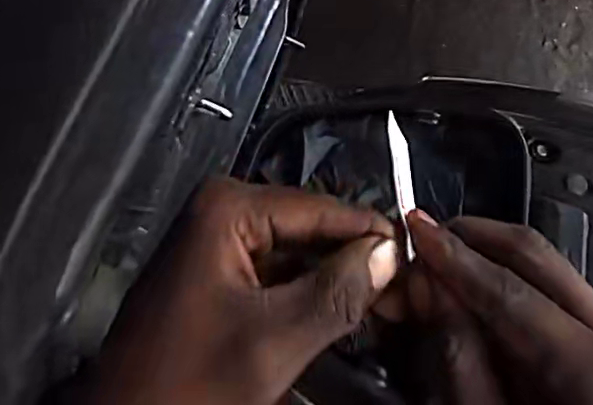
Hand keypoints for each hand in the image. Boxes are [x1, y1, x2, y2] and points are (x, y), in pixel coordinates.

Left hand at [80, 179, 399, 404]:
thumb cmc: (182, 388)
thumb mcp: (268, 345)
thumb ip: (335, 294)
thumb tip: (388, 254)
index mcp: (228, 207)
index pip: (319, 208)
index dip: (369, 230)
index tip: (411, 252)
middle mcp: (222, 210)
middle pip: (309, 227)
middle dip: (353, 257)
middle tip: (399, 283)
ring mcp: (217, 240)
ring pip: (296, 251)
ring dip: (335, 277)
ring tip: (380, 297)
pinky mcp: (216, 272)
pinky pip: (275, 272)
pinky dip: (308, 292)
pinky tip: (340, 309)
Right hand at [407, 212, 592, 404]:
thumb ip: (462, 361)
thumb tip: (430, 287)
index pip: (511, 287)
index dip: (455, 254)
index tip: (416, 228)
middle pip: (532, 254)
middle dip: (471, 238)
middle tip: (423, 239)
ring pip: (542, 264)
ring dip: (486, 256)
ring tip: (438, 264)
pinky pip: (550, 292)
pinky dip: (506, 283)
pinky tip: (472, 293)